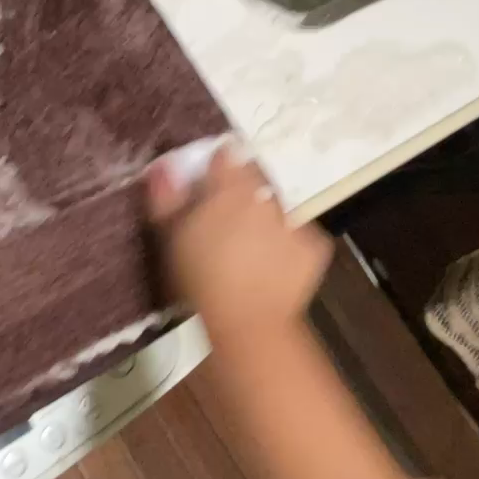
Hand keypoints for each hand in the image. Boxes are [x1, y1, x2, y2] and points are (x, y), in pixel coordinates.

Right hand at [146, 140, 333, 336]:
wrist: (247, 323)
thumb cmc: (199, 280)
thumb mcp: (170, 237)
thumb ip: (166, 197)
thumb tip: (163, 166)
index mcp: (228, 189)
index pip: (227, 155)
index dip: (217, 163)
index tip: (207, 177)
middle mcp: (265, 196)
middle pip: (254, 179)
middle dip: (242, 190)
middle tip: (225, 217)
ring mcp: (294, 221)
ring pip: (277, 206)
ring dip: (265, 215)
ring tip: (249, 244)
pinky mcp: (314, 246)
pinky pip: (299, 234)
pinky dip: (287, 241)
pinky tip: (272, 262)